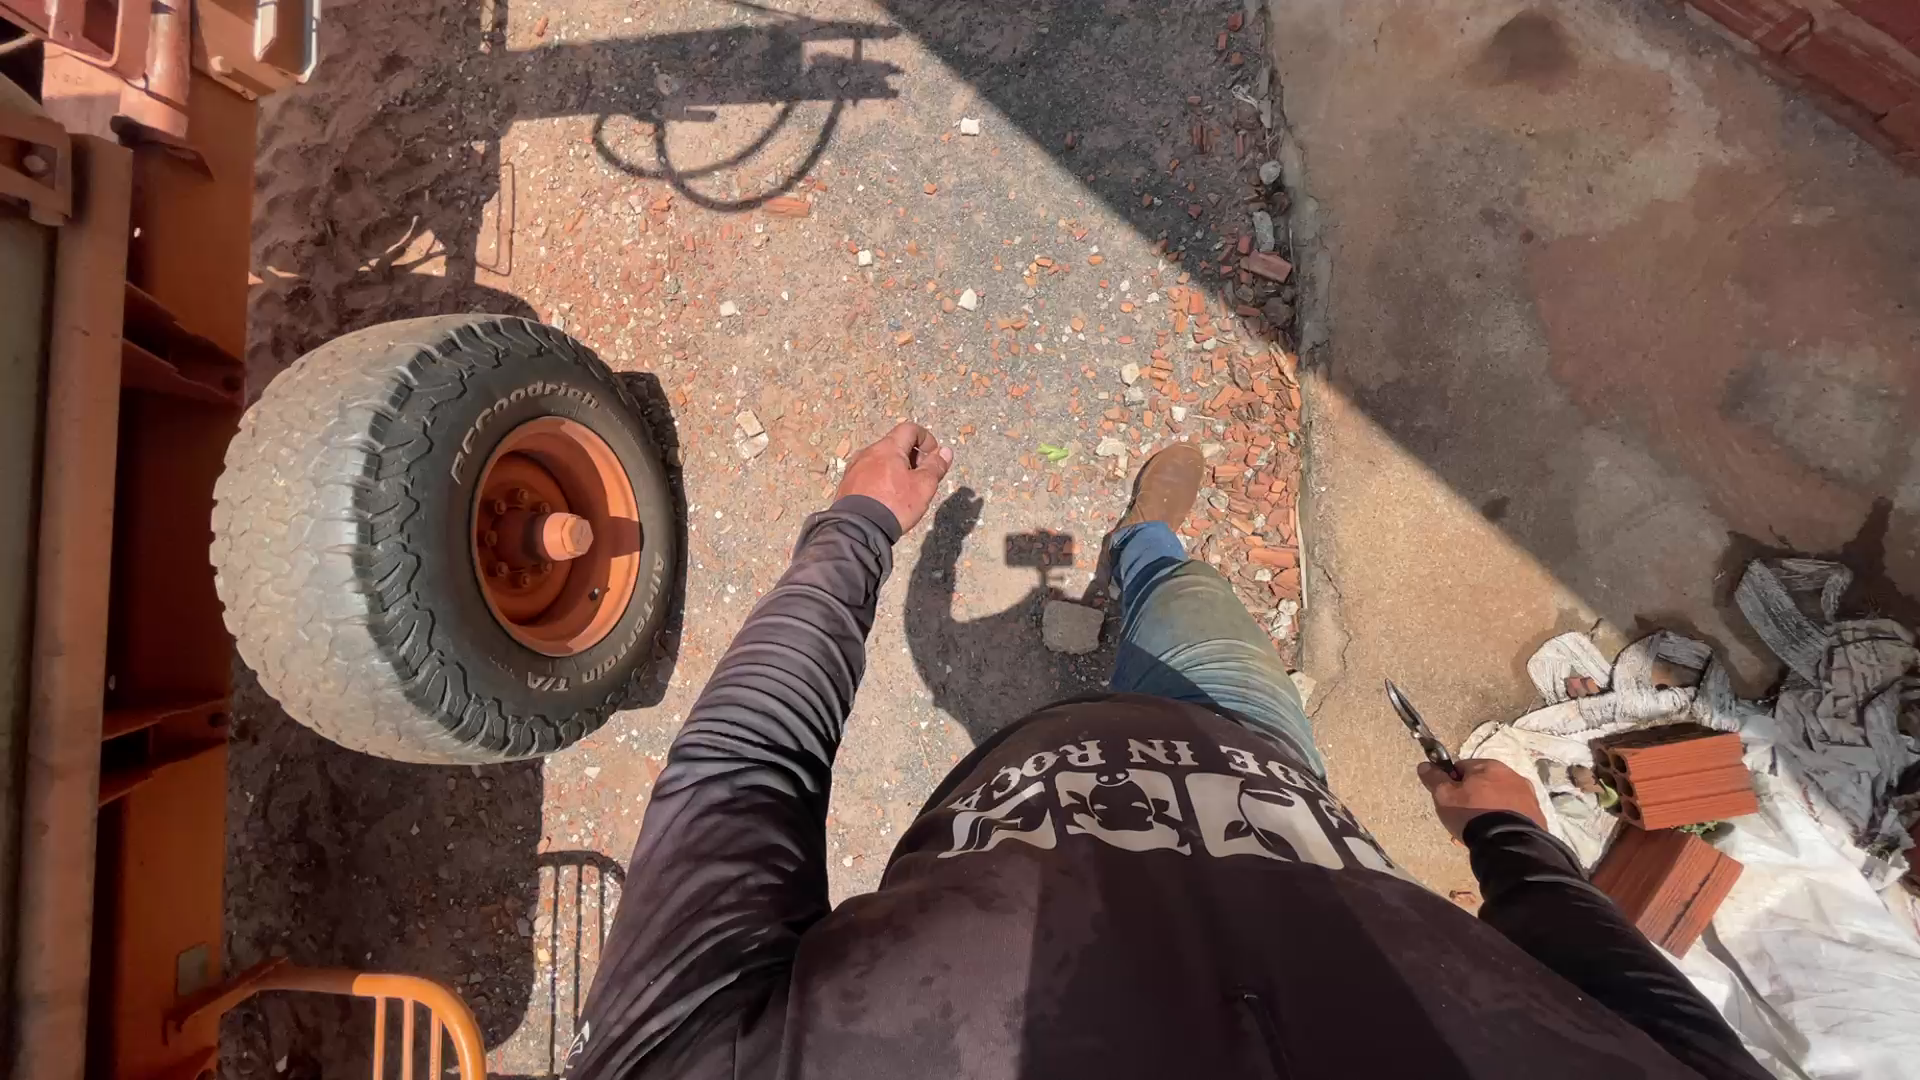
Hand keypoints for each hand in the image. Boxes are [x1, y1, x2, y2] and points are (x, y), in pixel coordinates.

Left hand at [835, 422, 953, 533]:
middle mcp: (868, 452)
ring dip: (897, 469)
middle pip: (895, 445)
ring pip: (881, 460)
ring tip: (905, 491)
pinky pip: (869, 474)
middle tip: (922, 477)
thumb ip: (935, 466)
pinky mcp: (848, 484)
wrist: (857, 529)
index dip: (926, 439)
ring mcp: (855, 467)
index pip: (910, 429)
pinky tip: (887, 498)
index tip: (933, 457)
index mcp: (888, 448)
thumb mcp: (923, 486)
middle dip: (913, 457)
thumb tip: (945, 451)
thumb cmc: (894, 504)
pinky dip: (882, 479)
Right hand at [1418, 759, 1546, 839]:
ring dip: (1487, 811)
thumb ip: (1433, 778)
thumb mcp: (1443, 795)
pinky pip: (1514, 816)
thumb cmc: (1472, 813)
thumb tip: (1425, 765)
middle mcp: (1513, 776)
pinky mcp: (1539, 818)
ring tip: (1477, 832)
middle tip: (1462, 818)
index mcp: (1489, 766)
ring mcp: (1529, 797)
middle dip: (1471, 799)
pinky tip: (1494, 836)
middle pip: (1482, 785)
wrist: (1510, 845)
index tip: (1448, 800)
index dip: (1451, 783)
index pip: (1461, 768)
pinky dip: (1503, 822)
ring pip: (1498, 801)